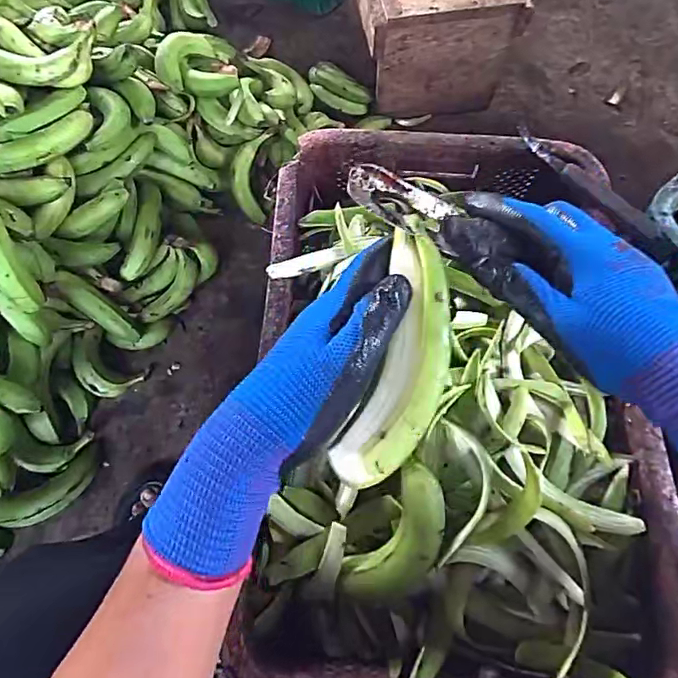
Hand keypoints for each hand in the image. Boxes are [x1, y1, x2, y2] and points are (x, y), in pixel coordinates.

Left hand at [142, 243, 400, 586]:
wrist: (253, 436)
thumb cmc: (301, 398)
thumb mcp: (343, 359)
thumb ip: (370, 322)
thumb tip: (398, 280)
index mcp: (327, 311)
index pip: (360, 269)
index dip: (386, 254)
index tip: (415, 242)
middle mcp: (319, 319)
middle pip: (358, 289)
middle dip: (387, 279)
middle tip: (423, 274)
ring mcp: (313, 341)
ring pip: (353, 313)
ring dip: (378, 305)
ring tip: (410, 304)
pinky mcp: (312, 363)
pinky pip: (348, 334)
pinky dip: (369, 329)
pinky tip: (380, 343)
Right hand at [491, 199, 677, 479]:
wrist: (676, 369)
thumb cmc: (614, 348)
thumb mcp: (566, 323)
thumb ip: (539, 290)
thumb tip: (515, 265)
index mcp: (590, 254)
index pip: (549, 219)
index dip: (522, 211)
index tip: (501, 206)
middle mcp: (615, 247)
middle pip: (575, 216)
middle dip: (547, 215)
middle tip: (523, 228)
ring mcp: (636, 258)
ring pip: (597, 232)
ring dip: (572, 234)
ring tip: (551, 253)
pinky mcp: (650, 273)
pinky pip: (613, 250)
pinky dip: (592, 250)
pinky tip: (584, 273)